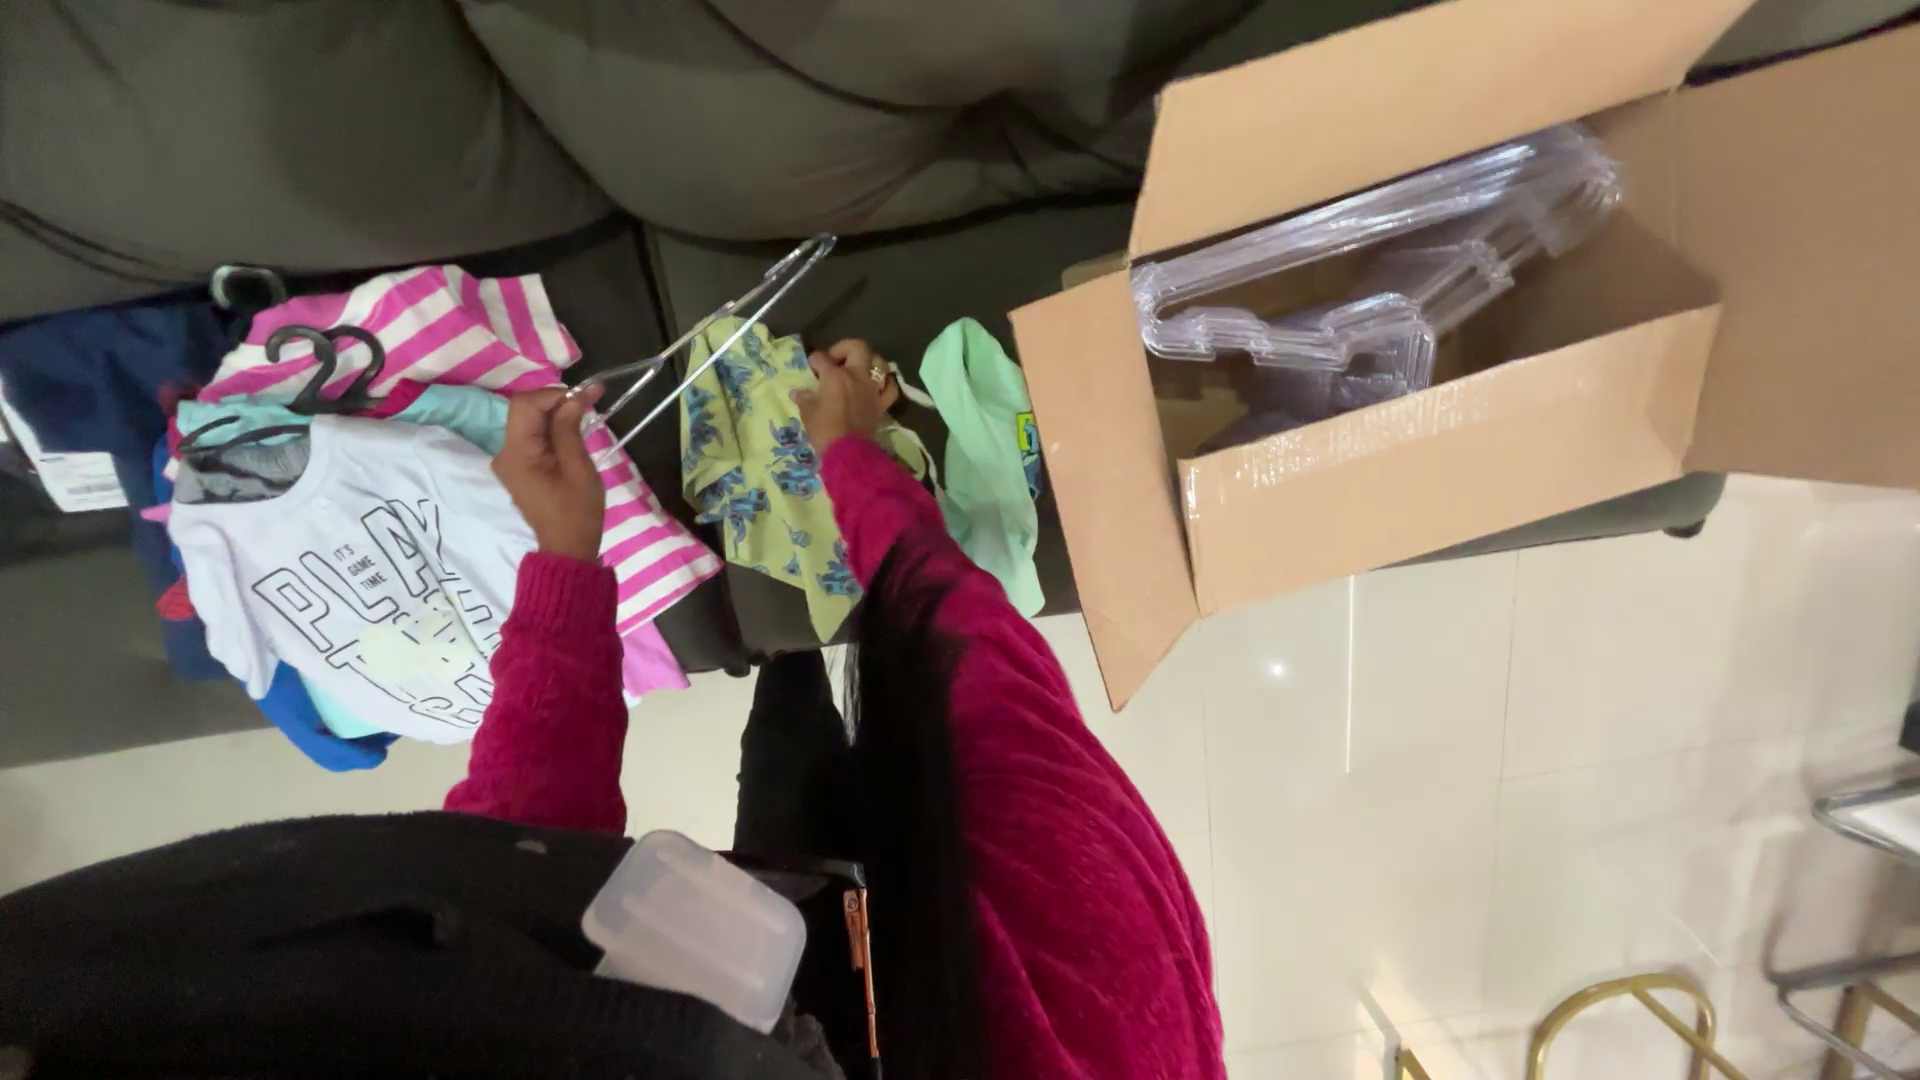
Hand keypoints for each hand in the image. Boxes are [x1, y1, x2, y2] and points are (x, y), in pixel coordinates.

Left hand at [493, 385, 605, 562]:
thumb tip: (573, 398)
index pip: (525, 405)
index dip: (555, 393)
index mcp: (517, 454)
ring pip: (528, 422)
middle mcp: (505, 453)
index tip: (588, 394)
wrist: (568, 547)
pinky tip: (573, 429)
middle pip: (524, 411)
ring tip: (587, 411)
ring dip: (556, 412)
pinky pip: (532, 437)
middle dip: (557, 400)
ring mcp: (510, 460)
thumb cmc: (578, 512)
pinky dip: (552, 427)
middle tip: (591, 398)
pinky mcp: (519, 466)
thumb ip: (570, 430)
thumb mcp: (579, 470)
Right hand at [793, 339, 895, 451]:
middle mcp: (856, 376)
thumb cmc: (825, 430)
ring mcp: (872, 389)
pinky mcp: (881, 404)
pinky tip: (878, 385)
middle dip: (844, 348)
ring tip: (858, 369)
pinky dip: (886, 384)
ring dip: (869, 361)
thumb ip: (804, 398)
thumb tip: (797, 392)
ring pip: (879, 363)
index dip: (814, 361)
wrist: (848, 452)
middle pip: (857, 347)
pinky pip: (890, 388)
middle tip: (835, 360)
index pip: (821, 358)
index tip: (811, 368)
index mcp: (835, 375)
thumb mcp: (808, 413)